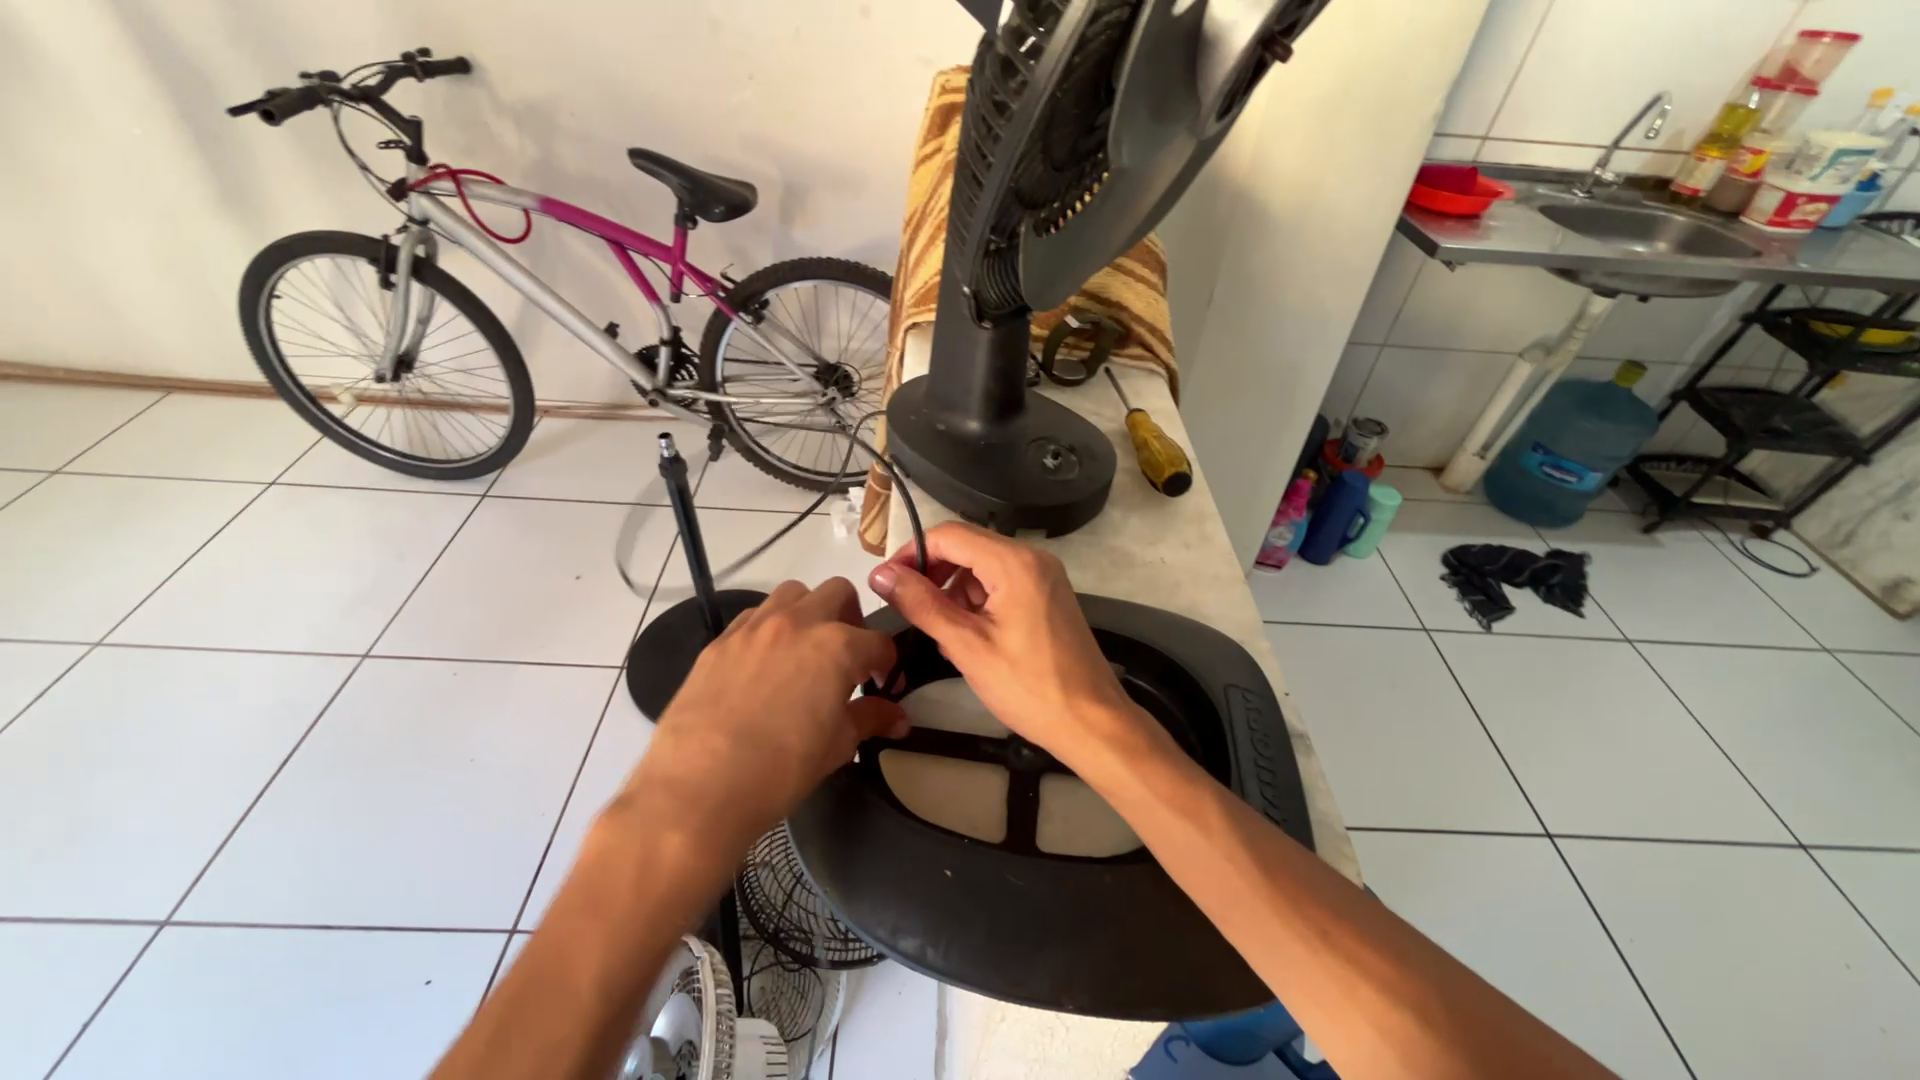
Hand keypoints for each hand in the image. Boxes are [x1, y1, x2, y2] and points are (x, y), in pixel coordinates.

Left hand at [613, 578, 906, 847]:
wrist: (698, 785)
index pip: (878, 642)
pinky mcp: (719, 641)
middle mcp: (797, 623)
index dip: (887, 664)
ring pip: (792, 594)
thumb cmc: (781, 768)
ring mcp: (754, 627)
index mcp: (837, 646)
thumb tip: (897, 718)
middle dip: (852, 618)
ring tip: (807, 652)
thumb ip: (870, 719)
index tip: (883, 684)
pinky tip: (767, 666)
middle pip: (838, 593)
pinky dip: (770, 629)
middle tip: (849, 658)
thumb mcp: (837, 745)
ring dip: (810, 612)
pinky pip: (753, 617)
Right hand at [868, 522, 1149, 771]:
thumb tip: (881, 575)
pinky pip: (1002, 584)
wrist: (1091, 722)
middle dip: (932, 572)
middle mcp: (1033, 559)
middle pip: (967, 546)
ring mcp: (1044, 577)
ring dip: (954, 590)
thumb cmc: (1028, 687)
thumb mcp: (967, 646)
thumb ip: (922, 604)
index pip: (950, 535)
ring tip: (939, 631)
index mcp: (1015, 563)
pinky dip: (977, 602)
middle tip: (906, 606)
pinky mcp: (1048, 597)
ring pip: (983, 567)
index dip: (912, 553)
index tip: (886, 582)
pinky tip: (966, 636)